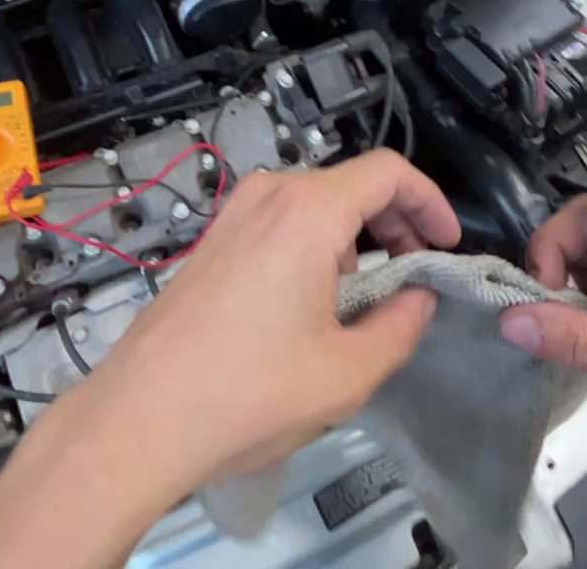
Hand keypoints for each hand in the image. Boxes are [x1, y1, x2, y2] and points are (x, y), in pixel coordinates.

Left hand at [0, 150, 460, 568]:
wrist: (140, 415)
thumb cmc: (250, 392)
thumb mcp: (347, 371)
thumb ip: (400, 325)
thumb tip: (417, 297)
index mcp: (309, 210)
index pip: (388, 171)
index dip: (429, 201)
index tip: (446, 244)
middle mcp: (270, 194)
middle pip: (352, 184)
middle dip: (395, 223)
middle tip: (414, 276)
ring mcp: (235, 212)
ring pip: (317, 203)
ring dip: (355, 238)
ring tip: (366, 299)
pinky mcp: (215, 237)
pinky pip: (282, 221)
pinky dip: (316, 244)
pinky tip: (314, 301)